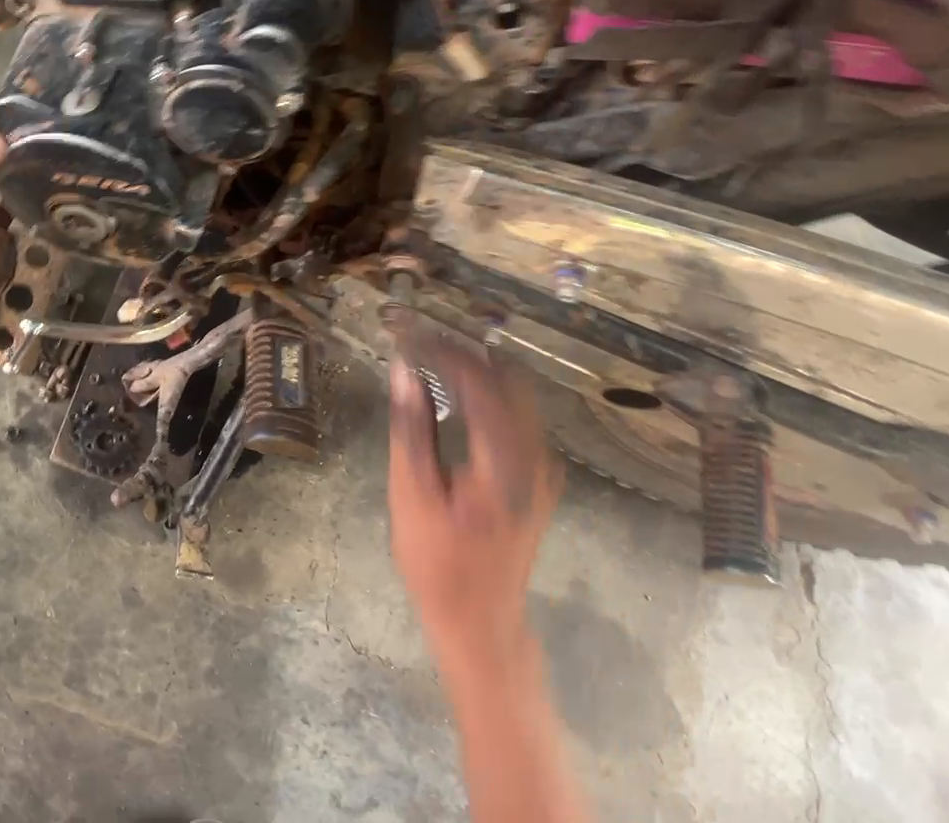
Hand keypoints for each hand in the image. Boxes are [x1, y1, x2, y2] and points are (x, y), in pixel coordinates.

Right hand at [386, 321, 562, 672]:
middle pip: (508, 379)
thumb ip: (412, 426)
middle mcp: (537, 454)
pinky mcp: (541, 477)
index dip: (442, 349)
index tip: (407, 332)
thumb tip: (404, 370)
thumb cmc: (436, 558)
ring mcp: (545, 467)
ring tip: (432, 358)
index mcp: (505, 457)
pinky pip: (520, 417)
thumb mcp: (412, 491)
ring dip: (478, 371)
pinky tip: (459, 396)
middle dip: (463, 352)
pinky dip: (489, 395)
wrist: (479, 616)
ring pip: (519, 395)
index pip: (479, 379)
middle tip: (419, 339)